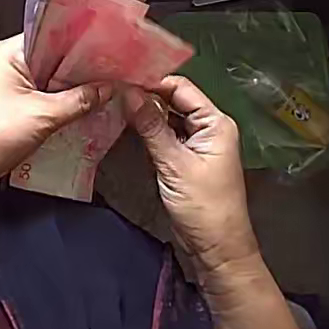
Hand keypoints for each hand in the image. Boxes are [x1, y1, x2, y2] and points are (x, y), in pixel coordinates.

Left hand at [0, 36, 113, 184]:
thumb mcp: (43, 115)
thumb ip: (79, 100)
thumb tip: (104, 89)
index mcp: (9, 52)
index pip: (52, 34)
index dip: (80, 41)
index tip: (106, 48)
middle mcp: (7, 64)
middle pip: (53, 58)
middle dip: (80, 68)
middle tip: (110, 72)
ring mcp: (9, 86)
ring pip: (49, 80)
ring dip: (71, 89)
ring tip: (102, 91)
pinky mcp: (12, 106)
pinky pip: (43, 98)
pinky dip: (60, 104)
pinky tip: (81, 111)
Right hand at [124, 76, 258, 279]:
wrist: (217, 251)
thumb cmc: (203, 207)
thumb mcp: (174, 164)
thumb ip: (150, 126)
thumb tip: (127, 91)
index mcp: (215, 122)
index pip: (180, 87)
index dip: (151, 81)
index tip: (120, 78)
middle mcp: (208, 126)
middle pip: (173, 99)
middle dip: (145, 94)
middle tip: (111, 88)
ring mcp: (197, 142)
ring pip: (167, 115)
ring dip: (144, 111)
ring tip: (113, 101)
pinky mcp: (185, 157)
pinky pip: (165, 132)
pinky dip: (148, 128)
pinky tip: (126, 123)